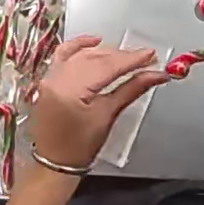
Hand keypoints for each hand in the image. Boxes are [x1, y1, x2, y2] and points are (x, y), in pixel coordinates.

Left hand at [28, 36, 165, 169]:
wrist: (55, 162)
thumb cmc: (81, 146)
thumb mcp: (108, 116)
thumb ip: (131, 90)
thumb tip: (156, 75)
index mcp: (72, 91)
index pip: (107, 67)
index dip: (131, 60)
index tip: (151, 55)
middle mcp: (57, 79)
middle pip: (95, 59)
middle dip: (121, 56)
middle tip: (144, 57)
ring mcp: (50, 78)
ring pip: (81, 56)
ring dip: (105, 52)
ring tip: (126, 55)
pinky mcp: (48, 80)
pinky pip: (63, 55)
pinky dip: (78, 46)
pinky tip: (95, 41)